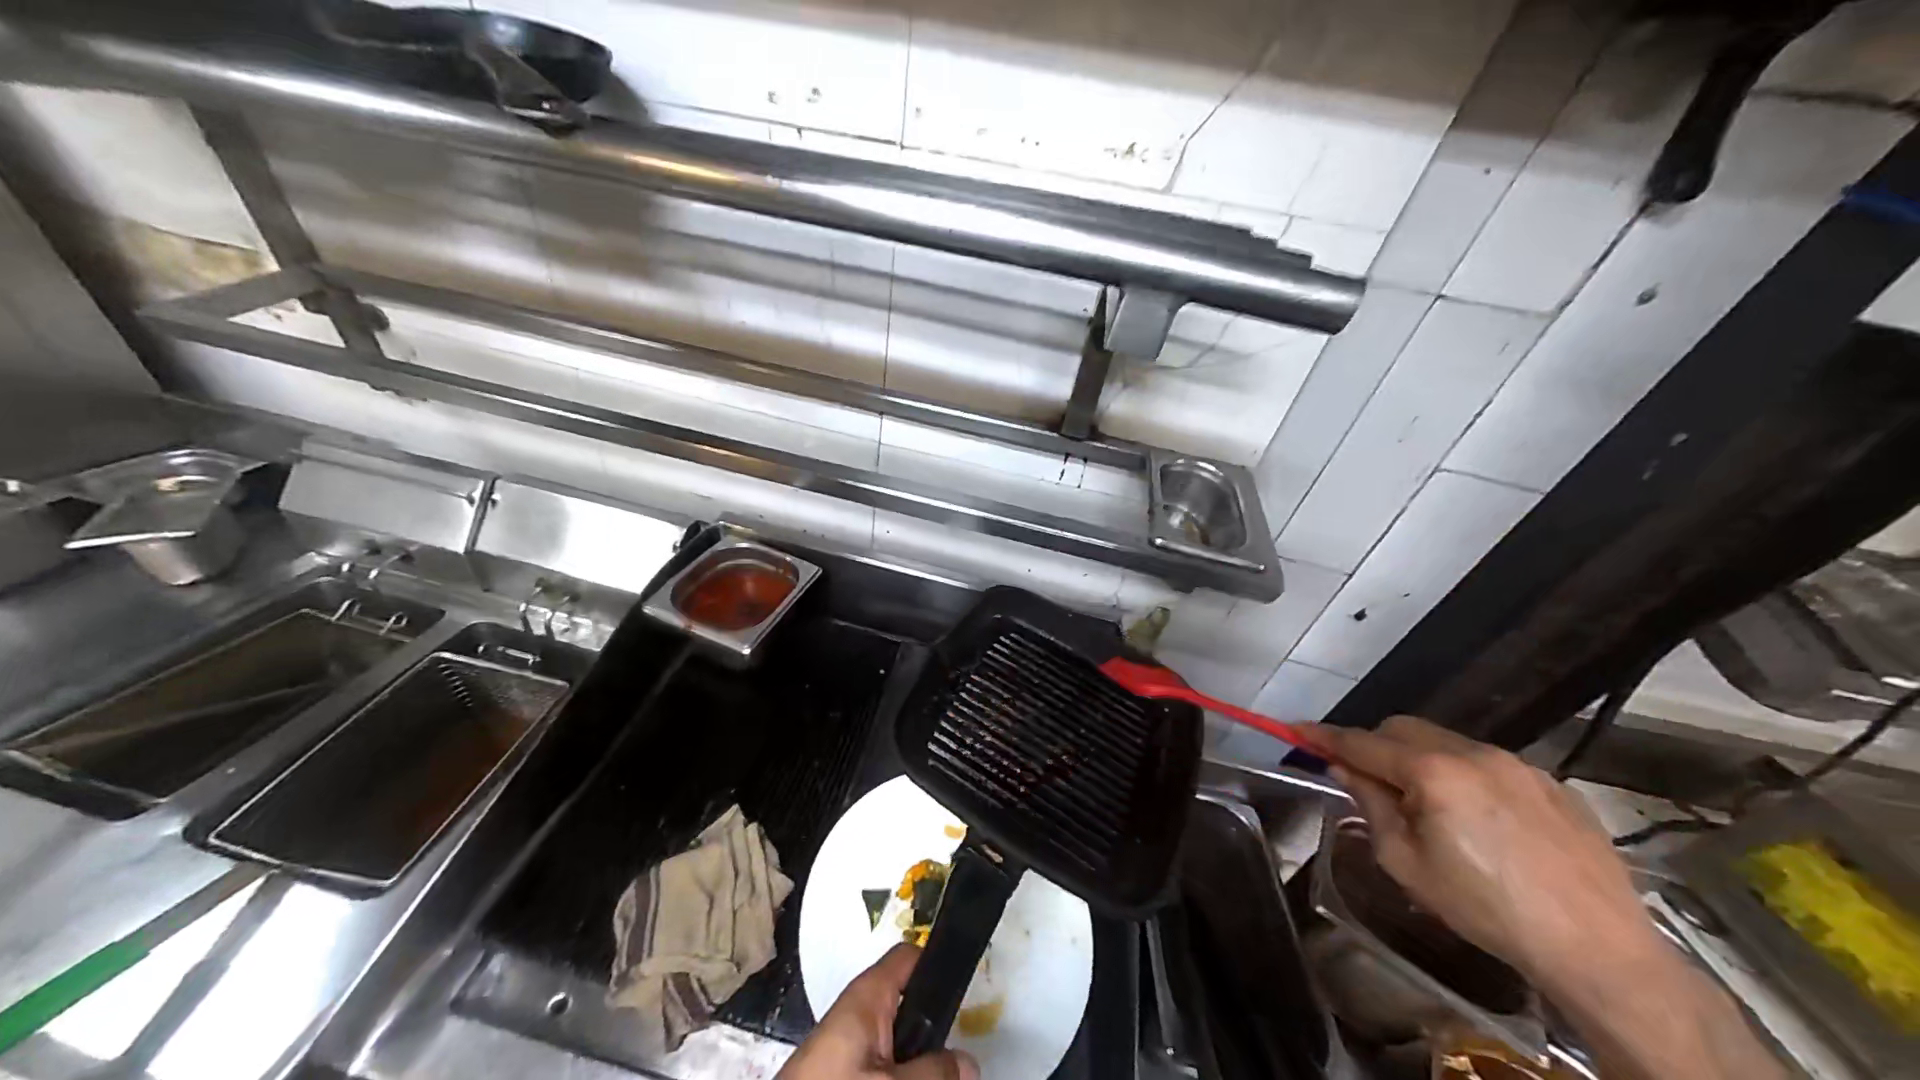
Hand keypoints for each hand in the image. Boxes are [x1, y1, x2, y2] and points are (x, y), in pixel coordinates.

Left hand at [778, 944, 980, 1079]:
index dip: (938, 967)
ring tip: (947, 1079)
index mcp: (868, 997)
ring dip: (920, 1065)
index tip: (967, 995)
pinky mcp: (845, 1074)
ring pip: (900, 1045)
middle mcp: (860, 1014)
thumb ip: (934, 1073)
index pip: (909, 958)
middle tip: (962, 1068)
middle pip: (911, 1007)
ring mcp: (851, 1048)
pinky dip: (901, 1075)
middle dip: (936, 1035)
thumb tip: (970, 1062)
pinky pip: (884, 1067)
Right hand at [1301, 716, 1660, 991]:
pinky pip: (1487, 762)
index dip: (1324, 735)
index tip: (1295, 729)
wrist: (1597, 947)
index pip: (1363, 742)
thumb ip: (1371, 804)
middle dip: (1376, 745)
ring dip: (1420, 759)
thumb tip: (1348, 768)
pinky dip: (1463, 774)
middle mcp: (1475, 753)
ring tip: (1428, 808)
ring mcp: (1518, 764)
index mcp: (1433, 772)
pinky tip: (1479, 821)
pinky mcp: (1551, 783)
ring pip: (1446, 742)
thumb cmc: (1486, 908)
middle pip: (1403, 728)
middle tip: (1367, 782)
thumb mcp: (1406, 863)